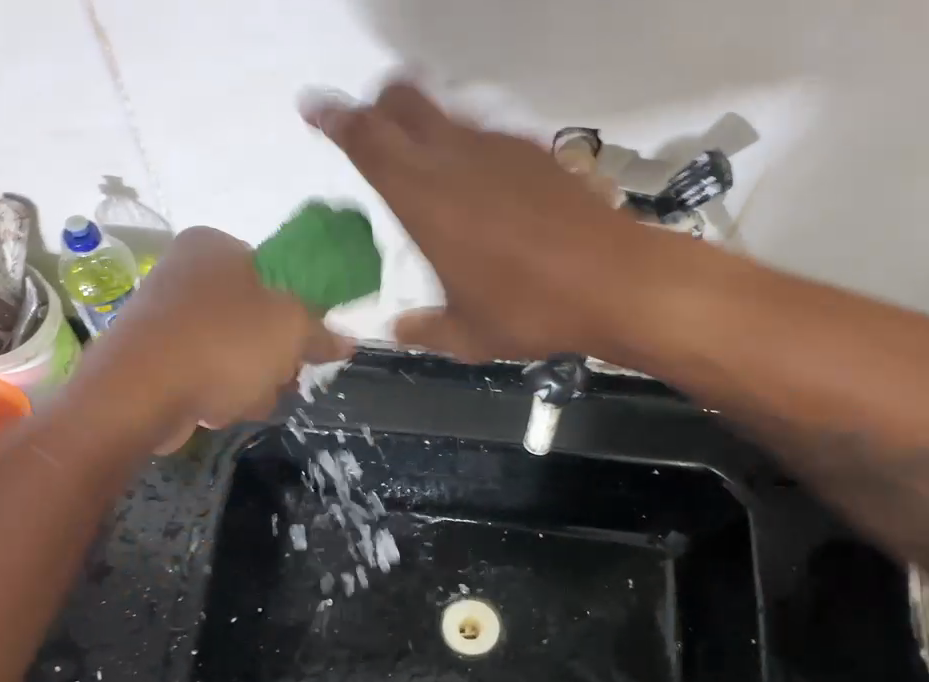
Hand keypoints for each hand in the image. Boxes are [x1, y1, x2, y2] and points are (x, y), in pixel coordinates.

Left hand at [94, 227, 349, 434]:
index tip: (305, 344)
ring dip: (252, 383)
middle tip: (278, 376)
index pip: (277, 275)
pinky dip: (217, 394)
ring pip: (235, 353)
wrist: (138, 393)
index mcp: (216, 246)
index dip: (299, 313)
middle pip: (258, 319)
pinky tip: (215, 408)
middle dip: (275, 358)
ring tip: (244, 398)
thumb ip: (322, 333)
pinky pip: (205, 375)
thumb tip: (346, 342)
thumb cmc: (222, 344)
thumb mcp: (290, 330)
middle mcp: (186, 273)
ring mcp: (166, 317)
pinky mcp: (153, 359)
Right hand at [304, 82, 658, 363]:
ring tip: (422, 156)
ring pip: (445, 108)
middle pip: (401, 100)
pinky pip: (485, 131)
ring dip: (422, 120)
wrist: (613, 281)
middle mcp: (455, 157)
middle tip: (367, 130)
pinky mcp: (534, 151)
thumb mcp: (468, 335)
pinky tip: (478, 180)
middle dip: (375, 106)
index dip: (334, 118)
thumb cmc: (529, 310)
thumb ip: (426, 328)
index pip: (366, 139)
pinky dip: (466, 141)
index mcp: (423, 198)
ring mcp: (498, 147)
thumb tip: (399, 328)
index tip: (314, 108)